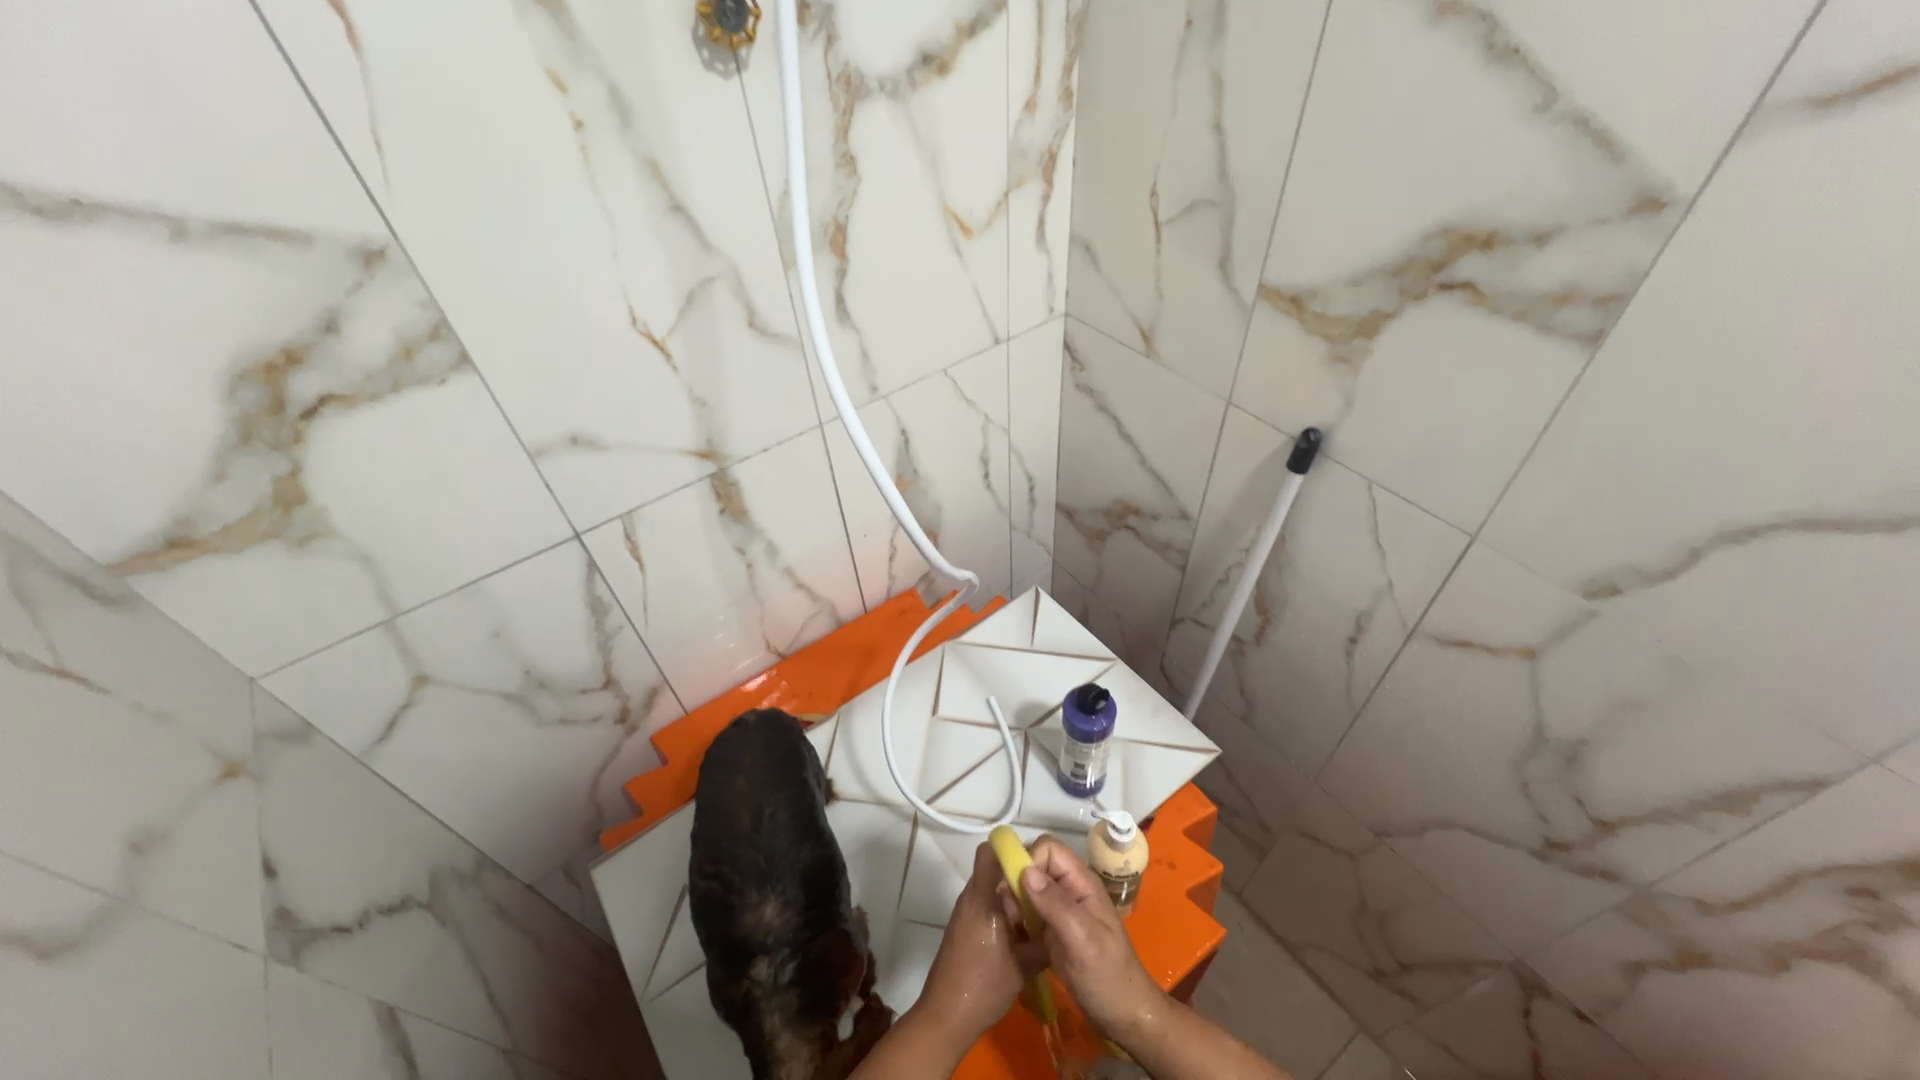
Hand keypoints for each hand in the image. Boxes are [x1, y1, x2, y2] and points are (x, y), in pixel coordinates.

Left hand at [916, 842, 1049, 1044]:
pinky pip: (990, 908)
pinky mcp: (967, 929)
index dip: (1013, 850)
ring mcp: (967, 914)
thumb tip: (1063, 923)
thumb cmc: (983, 986)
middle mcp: (972, 899)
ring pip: (995, 891)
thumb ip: (1044, 940)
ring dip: (1017, 899)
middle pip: (997, 871)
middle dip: (1024, 877)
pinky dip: (1008, 914)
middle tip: (1051, 891)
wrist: (946, 1017)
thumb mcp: (1023, 966)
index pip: (991, 852)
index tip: (1039, 863)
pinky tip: (1027, 934)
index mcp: (982, 899)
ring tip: (1045, 913)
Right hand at [1007, 835, 1166, 1040]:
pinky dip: (1017, 917)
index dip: (1028, 860)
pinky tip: (1016, 936)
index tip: (1014, 889)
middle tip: (1010, 913)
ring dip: (1014, 901)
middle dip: (1016, 881)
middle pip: (1034, 864)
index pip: (1048, 848)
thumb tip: (1025, 871)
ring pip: (1027, 886)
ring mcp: (1061, 909)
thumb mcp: (1083, 940)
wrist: (1123, 1014)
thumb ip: (1056, 904)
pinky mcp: (1052, 928)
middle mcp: (1070, 888)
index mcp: (1082, 882)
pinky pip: (1028, 909)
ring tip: (1012, 926)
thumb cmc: (1107, 975)